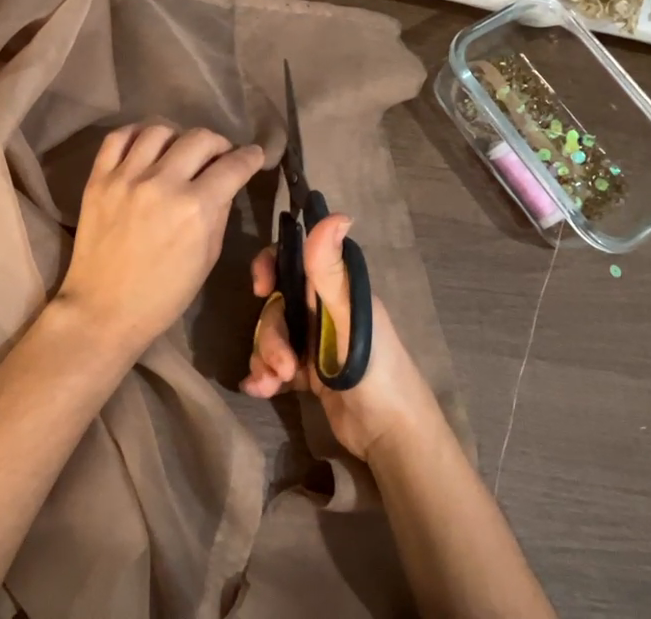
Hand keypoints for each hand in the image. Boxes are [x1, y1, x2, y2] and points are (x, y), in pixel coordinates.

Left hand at [56, 122, 265, 355]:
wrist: (103, 309)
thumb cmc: (163, 295)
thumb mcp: (207, 258)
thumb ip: (219, 213)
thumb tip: (226, 183)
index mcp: (195, 209)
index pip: (232, 166)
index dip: (250, 156)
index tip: (253, 154)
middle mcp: (162, 184)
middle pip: (200, 138)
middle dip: (218, 143)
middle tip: (218, 155)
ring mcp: (126, 178)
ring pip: (160, 130)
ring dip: (178, 137)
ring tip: (180, 151)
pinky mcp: (98, 179)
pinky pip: (118, 138)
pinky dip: (136, 134)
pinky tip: (146, 145)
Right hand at [241, 215, 443, 463]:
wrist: (390, 436)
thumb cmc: (375, 370)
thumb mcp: (349, 317)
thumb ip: (331, 270)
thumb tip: (335, 214)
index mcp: (337, 289)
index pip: (295, 260)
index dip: (270, 267)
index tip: (260, 289)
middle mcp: (324, 310)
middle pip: (276, 305)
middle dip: (270, 335)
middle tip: (282, 364)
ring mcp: (314, 342)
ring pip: (271, 336)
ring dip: (265, 358)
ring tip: (275, 383)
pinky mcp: (307, 372)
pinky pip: (273, 364)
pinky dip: (264, 376)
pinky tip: (260, 391)